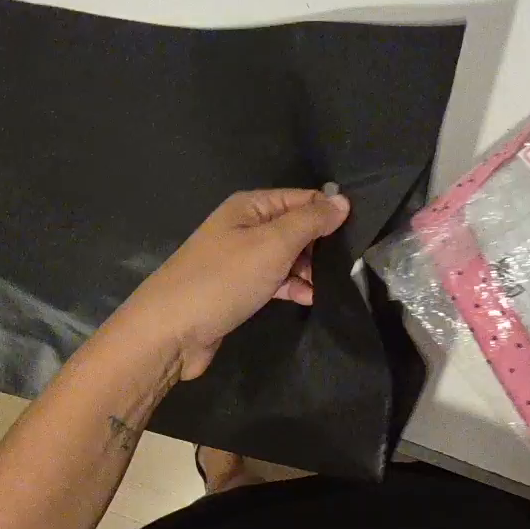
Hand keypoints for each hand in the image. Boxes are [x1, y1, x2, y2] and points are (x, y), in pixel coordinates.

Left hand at [104, 188, 350, 380]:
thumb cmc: (222, 280)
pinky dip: (293, 287)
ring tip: (331, 285)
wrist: (171, 330)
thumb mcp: (272, 244)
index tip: (358, 235)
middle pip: (295, 227)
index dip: (329, 213)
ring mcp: (240, 260)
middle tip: (347, 266)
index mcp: (250, 206)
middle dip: (321, 245)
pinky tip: (309, 299)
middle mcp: (244, 227)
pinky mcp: (238, 290)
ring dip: (309, 269)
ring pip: (287, 257)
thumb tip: (342, 201)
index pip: (302, 198)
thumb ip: (309, 221)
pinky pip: (274, 281)